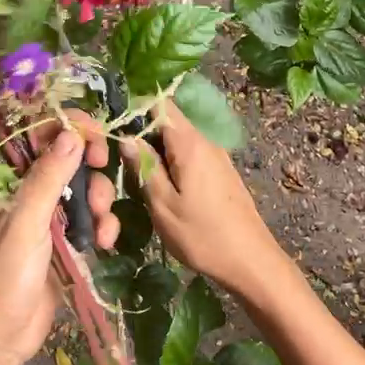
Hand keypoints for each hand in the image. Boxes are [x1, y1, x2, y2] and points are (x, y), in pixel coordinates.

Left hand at [0, 114, 117, 363]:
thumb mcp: (23, 226)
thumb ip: (47, 179)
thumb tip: (71, 134)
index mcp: (6, 183)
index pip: (37, 138)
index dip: (67, 129)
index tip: (96, 134)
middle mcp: (25, 194)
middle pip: (67, 161)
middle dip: (90, 165)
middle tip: (103, 168)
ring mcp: (45, 220)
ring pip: (83, 191)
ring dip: (99, 200)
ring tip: (100, 223)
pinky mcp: (62, 245)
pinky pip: (89, 222)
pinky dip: (102, 226)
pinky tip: (105, 243)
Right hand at [124, 102, 291, 302]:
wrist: (251, 261)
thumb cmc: (203, 236)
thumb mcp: (163, 206)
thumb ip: (144, 168)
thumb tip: (126, 137)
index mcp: (190, 143)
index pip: (161, 103)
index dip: (135, 106)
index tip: (114, 122)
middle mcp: (206, 141)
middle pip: (169, 121)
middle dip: (143, 133)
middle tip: (119, 156)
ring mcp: (217, 156)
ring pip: (179, 140)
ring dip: (157, 151)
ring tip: (136, 174)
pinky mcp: (221, 172)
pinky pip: (190, 155)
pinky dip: (172, 162)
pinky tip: (162, 185)